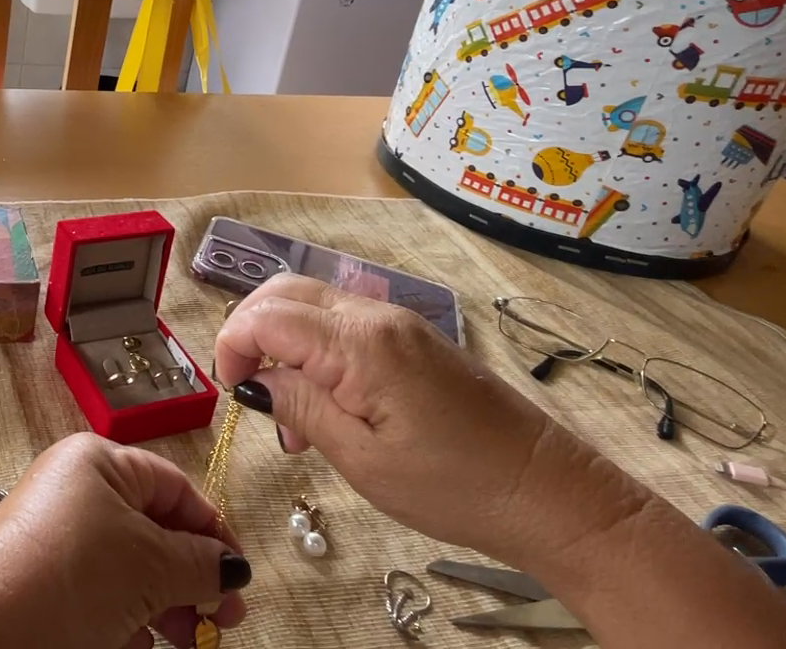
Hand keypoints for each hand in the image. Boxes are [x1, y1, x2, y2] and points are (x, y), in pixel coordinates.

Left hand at [0, 433, 249, 648]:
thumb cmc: (71, 577)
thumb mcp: (149, 565)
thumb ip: (200, 562)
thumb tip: (233, 566)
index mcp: (98, 461)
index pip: (172, 486)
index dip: (212, 530)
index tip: (240, 578)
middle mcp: (75, 489)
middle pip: (154, 530)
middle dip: (192, 578)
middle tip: (225, 621)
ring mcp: (58, 534)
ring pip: (131, 567)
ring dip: (166, 606)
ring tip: (190, 641)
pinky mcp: (45, 577)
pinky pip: (102, 591)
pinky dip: (127, 618)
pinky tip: (137, 645)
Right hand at [214, 275, 651, 568]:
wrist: (552, 493)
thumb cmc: (456, 488)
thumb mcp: (363, 460)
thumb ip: (299, 407)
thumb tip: (253, 380)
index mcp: (361, 344)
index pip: (267, 315)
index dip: (234, 344)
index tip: (234, 391)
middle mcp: (374, 316)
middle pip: (283, 292)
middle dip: (250, 331)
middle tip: (251, 389)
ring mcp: (396, 322)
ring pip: (309, 302)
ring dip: (281, 340)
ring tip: (290, 410)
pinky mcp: (410, 336)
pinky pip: (340, 322)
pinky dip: (312, 346)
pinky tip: (324, 400)